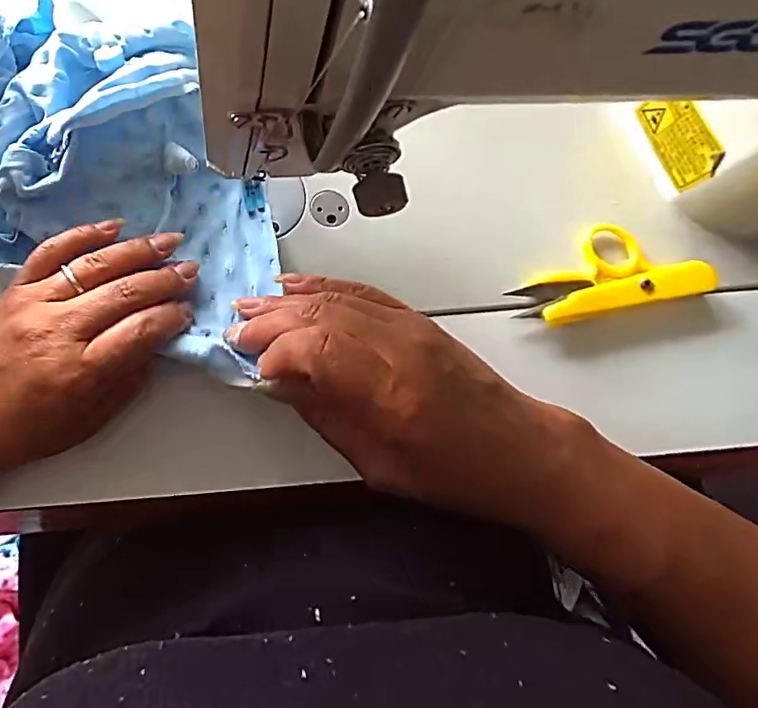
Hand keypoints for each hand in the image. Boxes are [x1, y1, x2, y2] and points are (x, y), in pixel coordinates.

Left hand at [0, 221, 195, 481]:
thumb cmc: (19, 431)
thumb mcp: (82, 425)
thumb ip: (124, 385)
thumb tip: (155, 346)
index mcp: (77, 371)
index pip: (139, 331)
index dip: (170, 317)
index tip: (187, 309)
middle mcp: (58, 329)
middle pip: (124, 292)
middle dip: (165, 279)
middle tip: (190, 271)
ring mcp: (34, 303)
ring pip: (95, 266)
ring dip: (137, 250)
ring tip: (168, 241)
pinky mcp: (15, 288)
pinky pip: (52, 252)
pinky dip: (83, 235)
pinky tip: (113, 227)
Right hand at [229, 274, 583, 524]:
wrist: (519, 448)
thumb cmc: (457, 471)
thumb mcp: (380, 464)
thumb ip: (324, 415)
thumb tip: (280, 384)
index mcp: (393, 390)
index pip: (317, 348)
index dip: (276, 353)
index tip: (254, 367)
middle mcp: (400, 346)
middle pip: (320, 315)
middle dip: (271, 321)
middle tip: (238, 331)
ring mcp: (408, 325)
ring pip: (334, 298)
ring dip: (287, 301)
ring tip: (251, 306)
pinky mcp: (413, 318)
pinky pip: (359, 291)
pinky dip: (322, 286)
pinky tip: (295, 287)